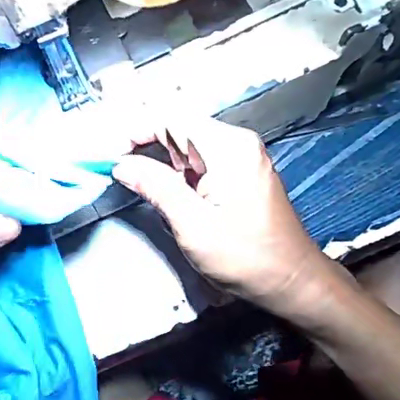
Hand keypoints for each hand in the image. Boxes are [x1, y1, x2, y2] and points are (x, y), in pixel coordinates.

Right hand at [111, 115, 347, 321]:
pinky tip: (166, 193)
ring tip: (137, 183)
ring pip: (187, 146)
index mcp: (228, 147)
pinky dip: (177, 174)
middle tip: (116, 169)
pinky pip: (200, 162)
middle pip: (178, 128)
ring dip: (160, 163)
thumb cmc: (247, 258)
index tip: (108, 152)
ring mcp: (240, 158)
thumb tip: (122, 165)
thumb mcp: (192, 225)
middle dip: (144, 146)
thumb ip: (156, 187)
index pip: (171, 119)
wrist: (292, 281)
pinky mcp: (239, 174)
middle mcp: (236, 143)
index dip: (134, 130)